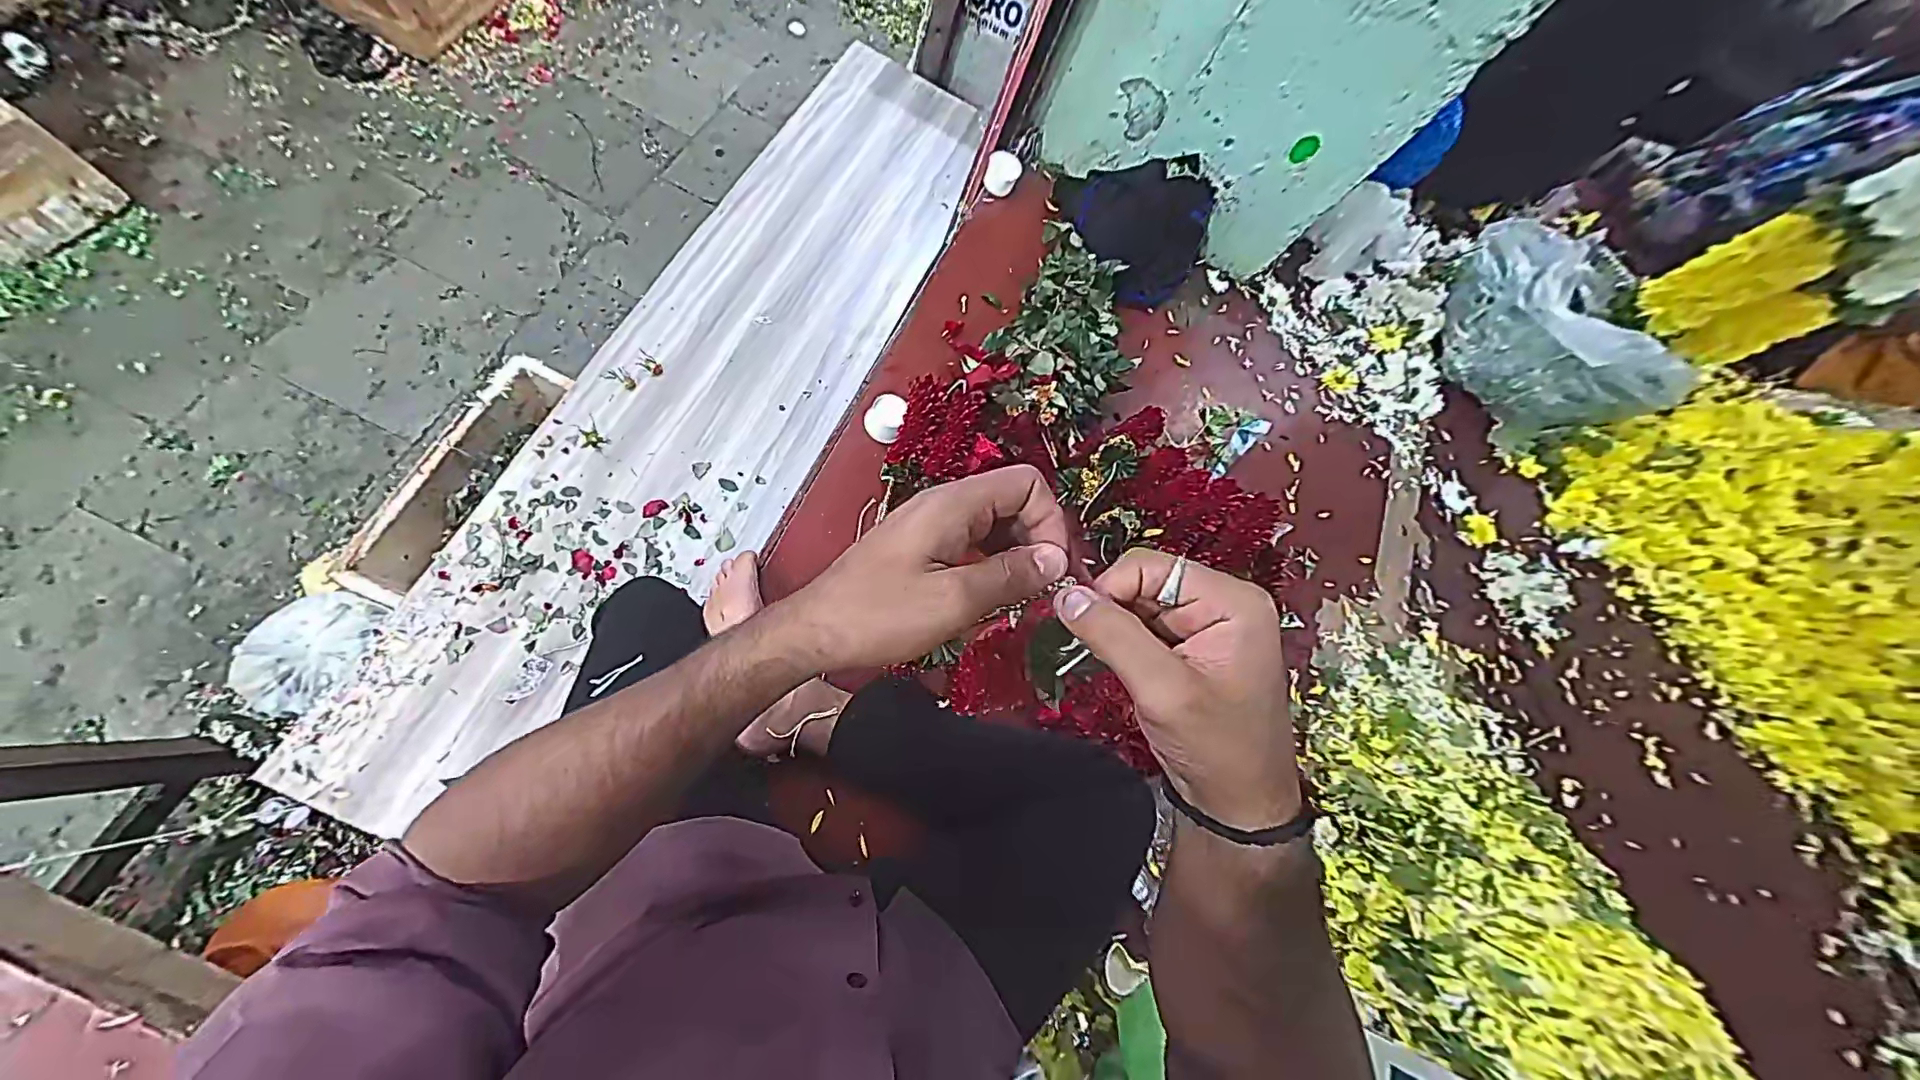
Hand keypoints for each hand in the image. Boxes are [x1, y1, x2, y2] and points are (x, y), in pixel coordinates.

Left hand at [777, 465, 1070, 669]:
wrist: (815, 631)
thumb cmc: (878, 615)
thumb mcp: (954, 600)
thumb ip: (1011, 575)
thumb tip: (1056, 560)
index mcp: (953, 503)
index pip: (1028, 484)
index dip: (1051, 522)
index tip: (1054, 569)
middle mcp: (943, 504)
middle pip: (1014, 502)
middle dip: (1037, 541)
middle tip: (1044, 589)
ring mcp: (930, 524)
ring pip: (994, 526)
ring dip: (1015, 559)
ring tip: (1019, 599)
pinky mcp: (921, 547)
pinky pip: (971, 544)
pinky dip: (990, 567)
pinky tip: (989, 600)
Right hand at [1056, 548, 1300, 829]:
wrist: (1241, 806)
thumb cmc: (1217, 750)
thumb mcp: (1162, 689)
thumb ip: (1113, 635)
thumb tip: (1066, 595)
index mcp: (1232, 601)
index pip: (1150, 566)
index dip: (1110, 589)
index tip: (1085, 626)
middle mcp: (1223, 602)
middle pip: (1144, 581)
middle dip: (1114, 613)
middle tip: (1102, 654)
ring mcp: (1207, 625)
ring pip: (1138, 604)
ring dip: (1118, 632)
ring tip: (1124, 670)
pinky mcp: (1191, 646)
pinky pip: (1143, 627)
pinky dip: (1125, 644)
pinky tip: (1130, 672)